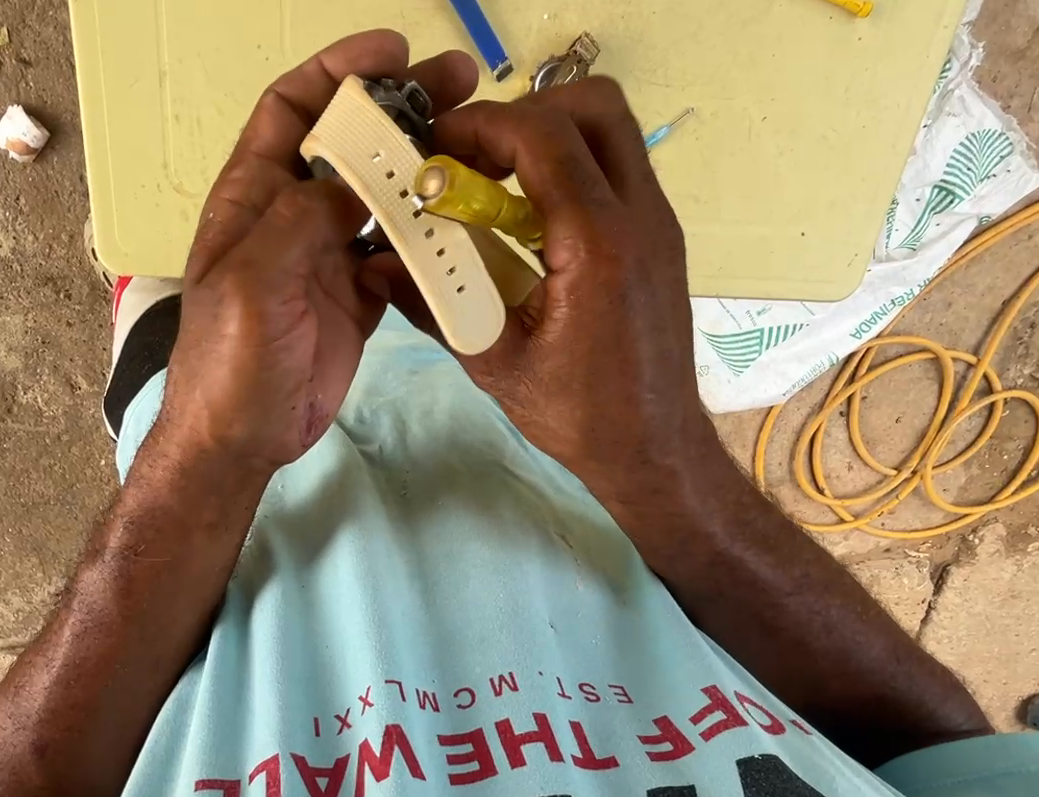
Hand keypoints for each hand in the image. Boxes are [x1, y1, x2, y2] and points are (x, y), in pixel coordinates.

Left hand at [152, 31, 477, 477]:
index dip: (337, 73)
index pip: (292, 112)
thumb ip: (300, 220)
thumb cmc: (231, 362)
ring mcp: (327, 259)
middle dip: (398, 109)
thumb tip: (356, 177)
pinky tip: (458, 222)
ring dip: (420, 169)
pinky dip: (425, 235)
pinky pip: (396, 253)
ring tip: (475, 142)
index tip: (392, 52)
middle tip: (461, 83)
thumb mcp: (254, 283)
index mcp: (252, 200)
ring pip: (380, 197)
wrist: (244, 438)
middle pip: (348, 145)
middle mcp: (291, 219)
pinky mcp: (356, 298)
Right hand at [393, 78, 717, 496]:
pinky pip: (617, 171)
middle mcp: (640, 217)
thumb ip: (436, 305)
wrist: (654, 447)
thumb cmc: (578, 416)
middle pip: (592, 107)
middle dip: (524, 115)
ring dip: (550, 139)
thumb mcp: (495, 364)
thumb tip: (378, 267)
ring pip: (612, 132)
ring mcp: (658, 224)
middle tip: (475, 159)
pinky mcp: (660, 238)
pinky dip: (570, 171)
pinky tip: (530, 223)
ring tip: (496, 186)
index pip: (543, 138)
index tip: (436, 149)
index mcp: (597, 246)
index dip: (481, 127)